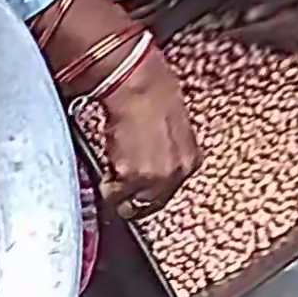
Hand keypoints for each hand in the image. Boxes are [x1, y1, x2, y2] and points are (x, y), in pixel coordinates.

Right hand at [98, 48, 200, 217]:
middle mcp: (176, 174)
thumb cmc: (155, 101)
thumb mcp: (172, 135)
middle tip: (116, 185)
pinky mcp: (133, 178)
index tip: (131, 192)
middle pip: (146, 206)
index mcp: (190, 163)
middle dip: (129, 199)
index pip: (164, 197)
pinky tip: (111, 163)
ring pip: (127, 204)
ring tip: (114, 168)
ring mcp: (156, 178)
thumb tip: (147, 175)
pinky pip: (113, 194)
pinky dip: (106, 184)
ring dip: (116, 191)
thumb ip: (165, 160)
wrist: (140, 90)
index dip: (143, 195)